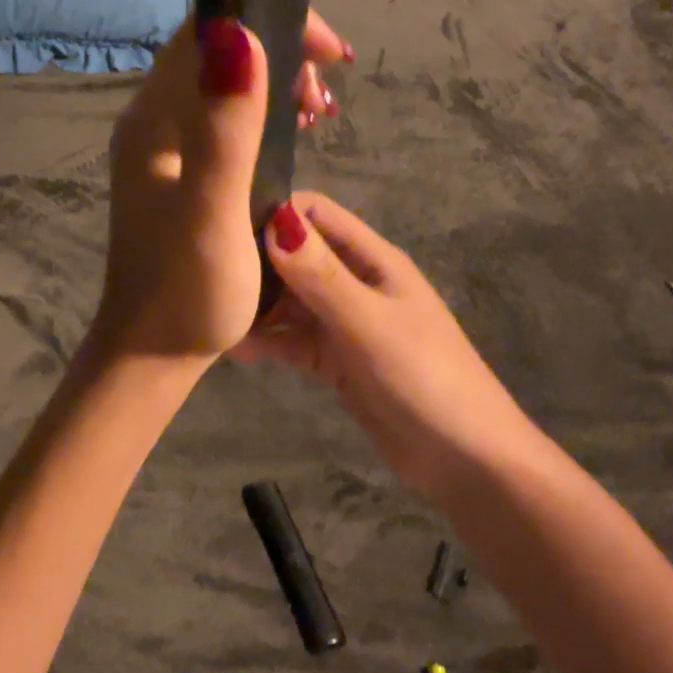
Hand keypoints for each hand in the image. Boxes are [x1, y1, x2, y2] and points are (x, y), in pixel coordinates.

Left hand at [93, 12, 350, 364]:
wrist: (153, 352)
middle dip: (278, 53)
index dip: (266, 22)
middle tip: (327, 95)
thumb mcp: (213, 210)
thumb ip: (226, 127)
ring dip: (273, 84)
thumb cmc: (188, 291)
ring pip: (219, 86)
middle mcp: (149, 124)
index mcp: (152, 122)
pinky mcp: (175, 175)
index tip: (327, 52)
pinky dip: (260, 114)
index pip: (204, 33)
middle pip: (213, 54)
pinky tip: (293, 137)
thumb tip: (238, 33)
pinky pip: (220, 119)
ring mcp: (159, 151)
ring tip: (320, 114)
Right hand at [234, 192, 543, 488]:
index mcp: (372, 261)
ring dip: (255, 304)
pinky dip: (264, 342)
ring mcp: (342, 324)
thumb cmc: (424, 377)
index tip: (226, 230)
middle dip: (255, 260)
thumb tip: (273, 222)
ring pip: (288, 300)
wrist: (464, 459)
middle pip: (294, 255)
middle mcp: (353, 283)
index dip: (274, 213)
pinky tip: (229, 348)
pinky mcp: (333, 361)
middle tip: (208, 277)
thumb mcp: (369, 323)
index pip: (316, 214)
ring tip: (210, 313)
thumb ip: (321, 276)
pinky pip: (290, 341)